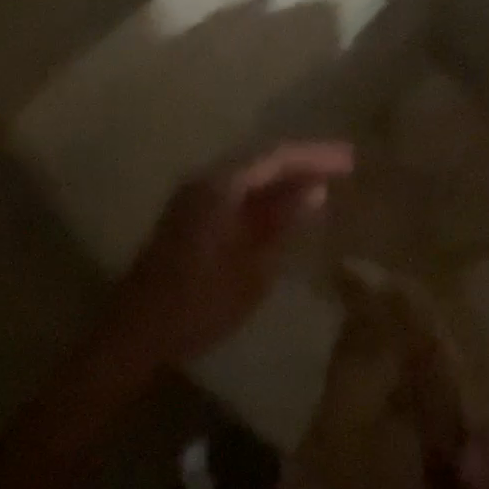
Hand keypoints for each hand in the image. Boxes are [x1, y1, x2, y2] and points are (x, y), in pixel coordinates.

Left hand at [112, 141, 353, 364]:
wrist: (137, 333)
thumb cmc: (199, 304)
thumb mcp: (254, 269)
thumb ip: (285, 223)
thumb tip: (317, 189)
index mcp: (220, 187)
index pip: (277, 157)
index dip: (317, 155)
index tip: (352, 158)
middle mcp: (205, 181)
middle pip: (263, 158)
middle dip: (305, 160)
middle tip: (346, 164)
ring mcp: (195, 197)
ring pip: (250, 173)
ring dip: (287, 176)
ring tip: (327, 181)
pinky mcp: (192, 216)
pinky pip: (239, 190)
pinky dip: (268, 193)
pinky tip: (290, 206)